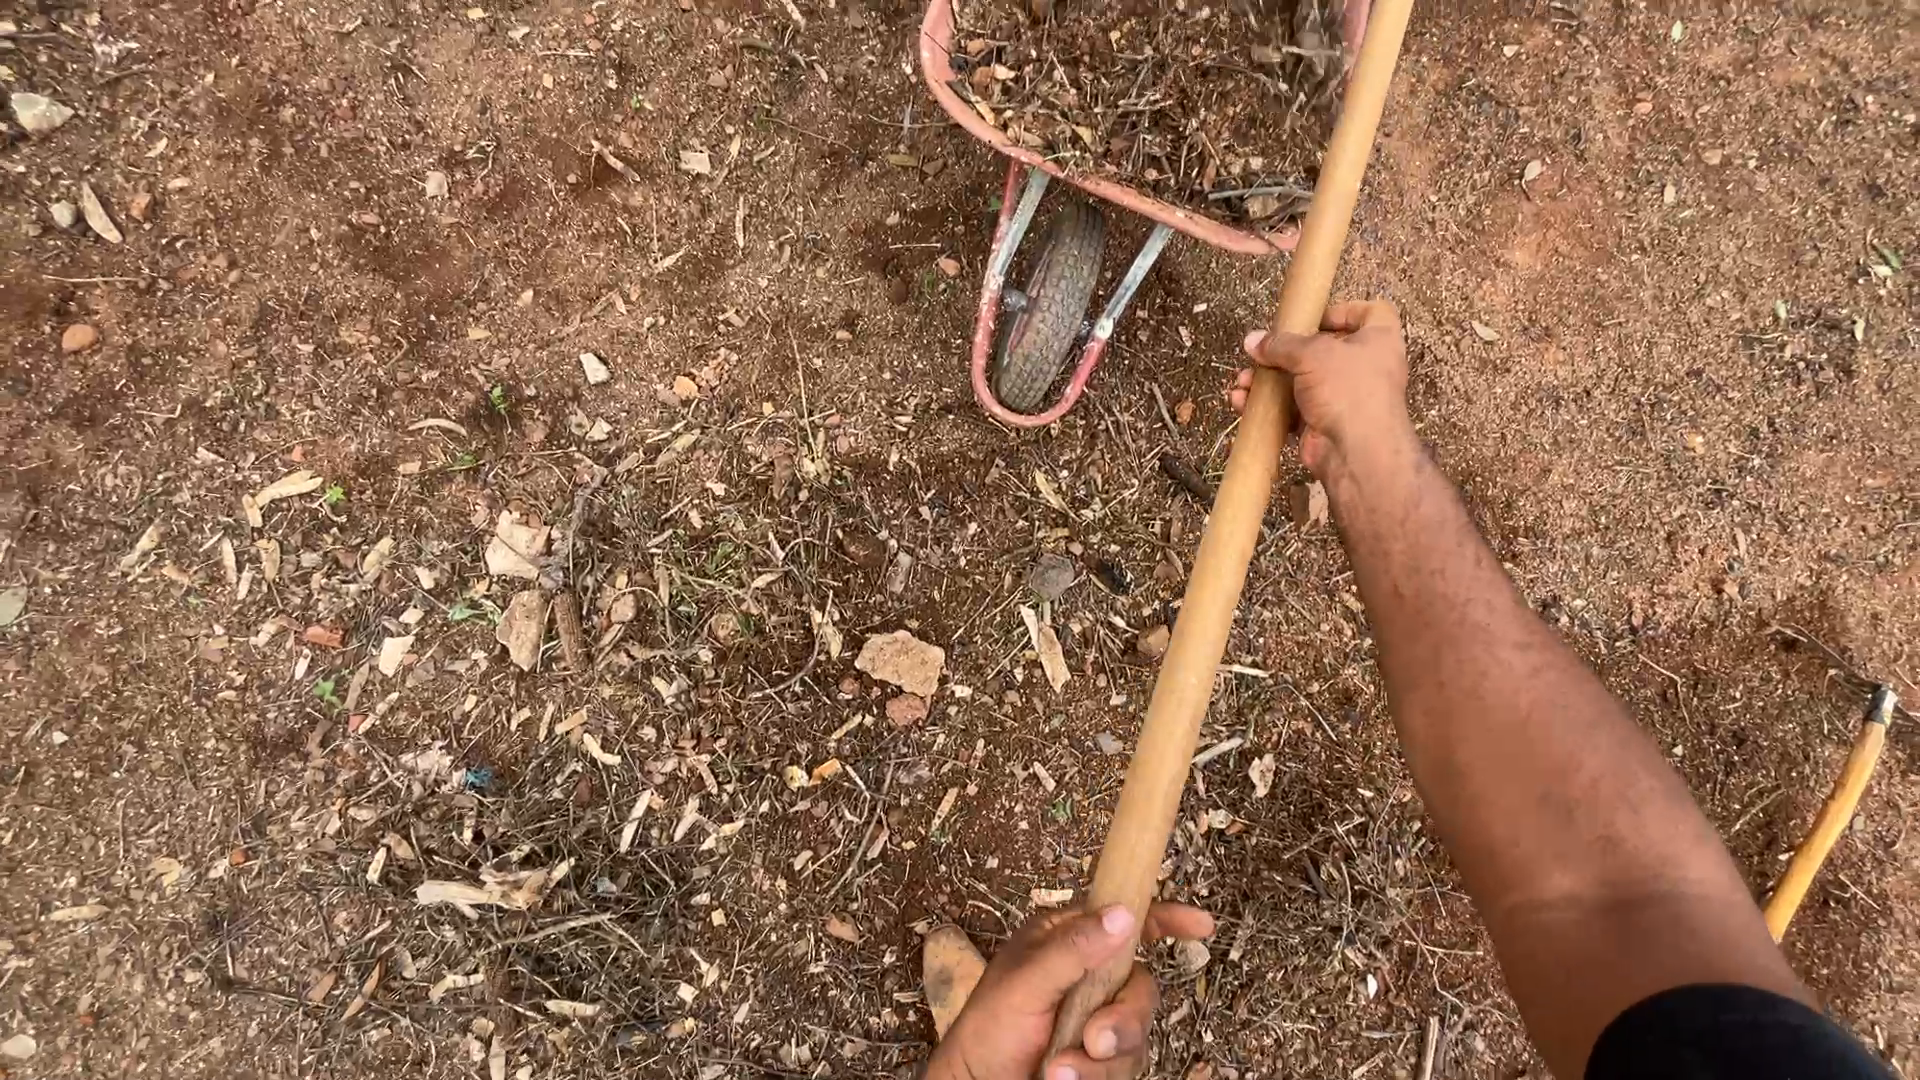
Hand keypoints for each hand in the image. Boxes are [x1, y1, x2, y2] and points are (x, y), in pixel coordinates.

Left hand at [925, 903, 1214, 1079]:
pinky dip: (1094, 1079)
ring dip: (1101, 1061)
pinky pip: (1124, 1068)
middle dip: (1124, 1020)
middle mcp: (1090, 976)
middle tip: (1094, 1039)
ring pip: (1136, 1035)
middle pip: (1142, 988)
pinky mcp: (1099, 1061)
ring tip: (1059, 1072)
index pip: (1124, 919)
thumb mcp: (1025, 981)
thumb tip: (1123, 914)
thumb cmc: (988, 1026)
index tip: (1202, 923)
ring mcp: (1096, 1020)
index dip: (1165, 918)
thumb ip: (1073, 950)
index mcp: (1069, 940)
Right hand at [1229, 300, 1414, 479]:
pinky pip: (1288, 408)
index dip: (1342, 311)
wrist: (1355, 450)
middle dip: (1285, 352)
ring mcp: (1340, 396)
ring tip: (1244, 382)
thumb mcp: (1313, 353)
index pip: (1369, 313)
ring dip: (1267, 380)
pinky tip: (1243, 402)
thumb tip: (1253, 340)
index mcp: (1377, 341)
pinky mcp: (1320, 421)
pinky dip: (1266, 405)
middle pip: (1321, 350)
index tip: (1313, 318)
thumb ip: (1281, 344)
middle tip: (1261, 353)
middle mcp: (1362, 367)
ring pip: (1298, 381)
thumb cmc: (1349, 391)